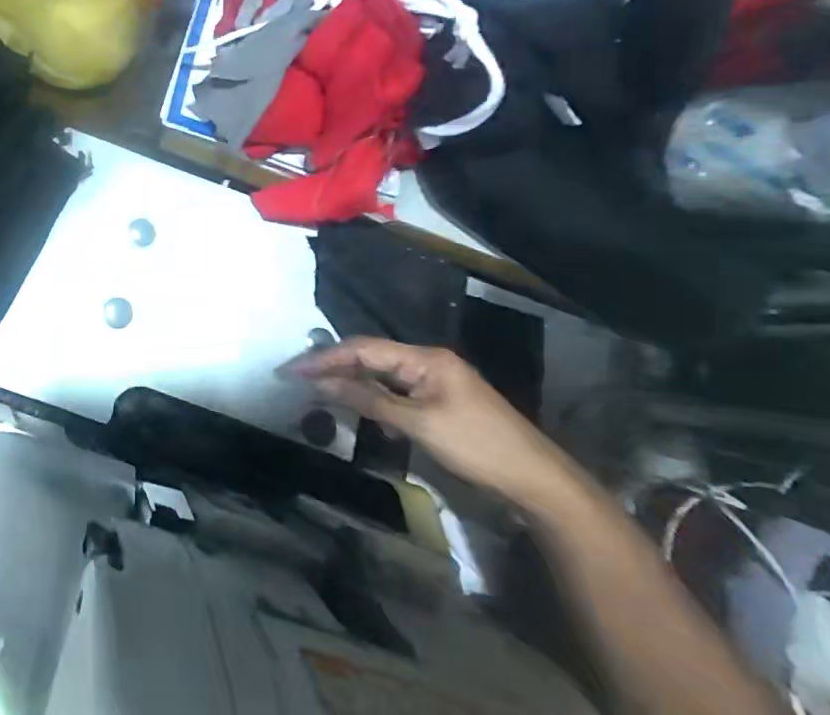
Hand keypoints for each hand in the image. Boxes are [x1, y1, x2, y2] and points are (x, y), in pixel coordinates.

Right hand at [282, 337, 578, 510]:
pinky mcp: (439, 401)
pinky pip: (394, 390)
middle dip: (332, 365)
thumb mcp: (418, 424)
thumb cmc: (477, 447)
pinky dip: (370, 395)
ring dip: (349, 380)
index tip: (292, 370)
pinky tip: (354, 404)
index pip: (363, 348)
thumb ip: (368, 399)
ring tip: (315, 388)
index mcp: (426, 358)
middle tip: (296, 378)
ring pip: (381, 373)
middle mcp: (428, 361)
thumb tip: (322, 382)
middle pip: (370, 356)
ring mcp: (435, 381)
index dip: (325, 358)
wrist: (537, 481)